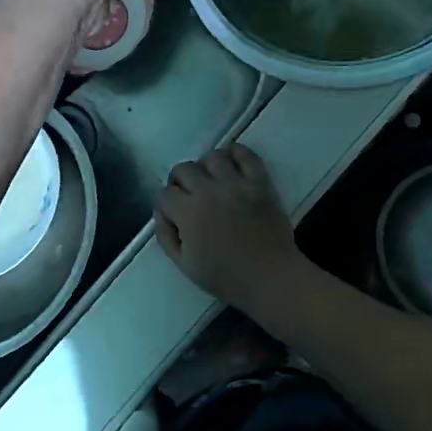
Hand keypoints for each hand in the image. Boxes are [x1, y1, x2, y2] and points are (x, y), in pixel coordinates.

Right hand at [155, 145, 302, 312]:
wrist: (270, 277)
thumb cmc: (226, 277)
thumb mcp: (184, 265)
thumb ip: (166, 236)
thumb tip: (161, 212)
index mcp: (188, 212)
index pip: (164, 193)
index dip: (166, 204)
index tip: (174, 214)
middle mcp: (208, 190)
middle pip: (183, 169)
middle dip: (180, 182)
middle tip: (190, 196)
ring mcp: (235, 183)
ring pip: (212, 157)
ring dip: (206, 167)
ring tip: (212, 180)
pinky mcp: (259, 181)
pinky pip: (245, 154)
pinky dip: (236, 153)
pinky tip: (232, 164)